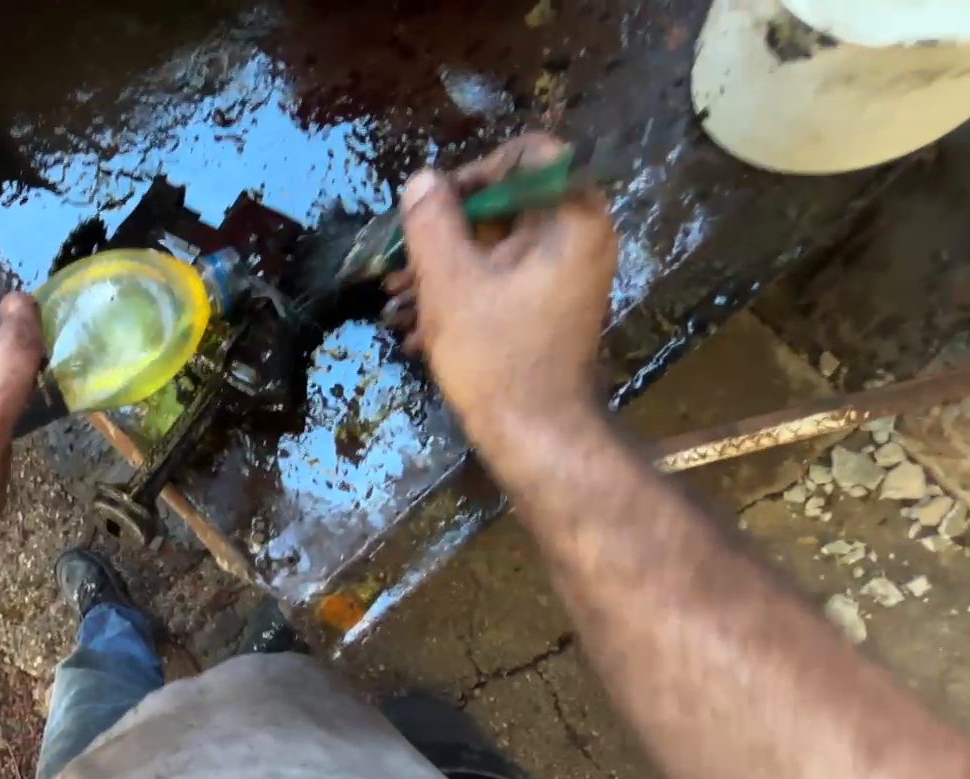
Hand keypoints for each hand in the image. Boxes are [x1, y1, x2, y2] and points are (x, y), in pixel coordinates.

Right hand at [383, 133, 617, 448]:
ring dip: (438, 273)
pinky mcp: (544, 308)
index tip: (428, 211)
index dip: (471, 175)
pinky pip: (497, 284)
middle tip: (396, 266)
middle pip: (502, 208)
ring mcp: (561, 276)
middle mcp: (576, 238)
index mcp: (569, 218)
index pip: (527, 157)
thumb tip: (421, 180)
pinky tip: (416, 328)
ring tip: (394, 302)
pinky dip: (457, 298)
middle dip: (441, 237)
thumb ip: (432, 224)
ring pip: (493, 252)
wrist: (533, 431)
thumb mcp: (450, 284)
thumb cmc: (494, 354)